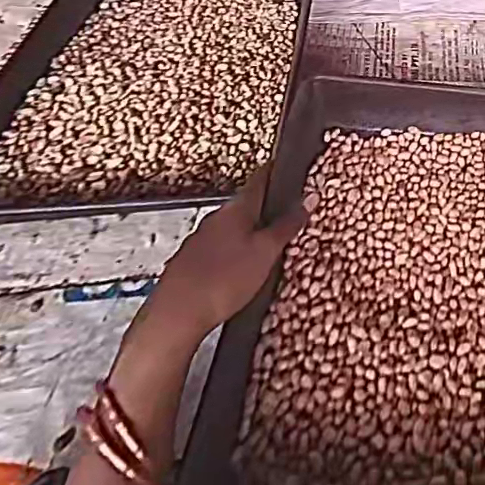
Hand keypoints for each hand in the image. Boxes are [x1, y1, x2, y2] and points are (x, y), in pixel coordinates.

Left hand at [142, 169, 307, 339]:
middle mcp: (215, 218)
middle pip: (245, 204)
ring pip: (230, 228)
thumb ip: (288, 225)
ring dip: (248, 233)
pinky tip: (238, 272)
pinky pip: (217, 249)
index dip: (275, 172)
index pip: (260, 179)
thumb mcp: (266, 252)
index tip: (285, 168)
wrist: (175, 317)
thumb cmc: (223, 280)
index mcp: (236, 209)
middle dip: (265, 208)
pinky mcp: (189, 263)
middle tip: (284, 215)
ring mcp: (199, 240)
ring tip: (266, 248)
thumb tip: (310, 198)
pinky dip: (231, 253)